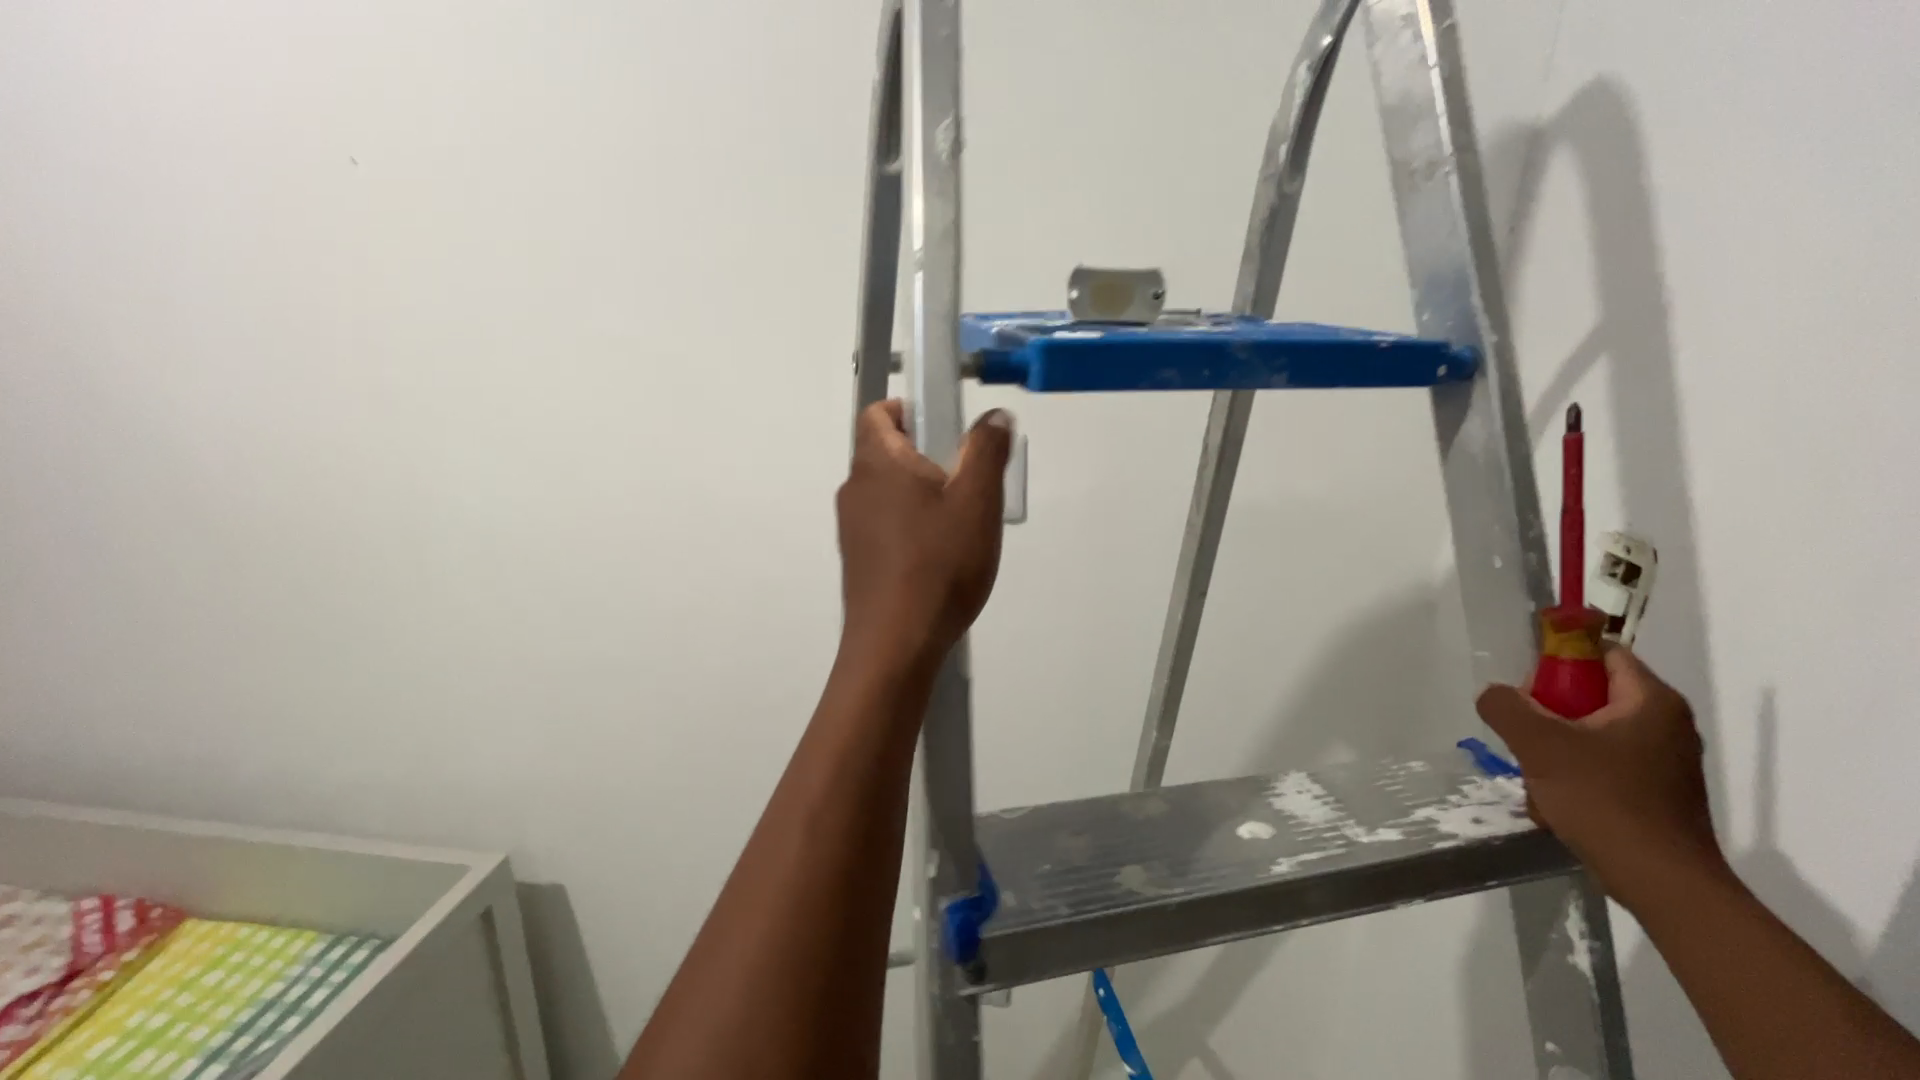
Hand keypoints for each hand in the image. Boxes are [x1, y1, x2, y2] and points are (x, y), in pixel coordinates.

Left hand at [837, 400, 1011, 666]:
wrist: (897, 642)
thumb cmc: (939, 563)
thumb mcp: (978, 501)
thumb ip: (987, 449)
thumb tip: (992, 417)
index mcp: (877, 462)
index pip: (879, 412)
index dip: (912, 410)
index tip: (948, 431)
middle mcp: (855, 489)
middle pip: (888, 453)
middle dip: (929, 457)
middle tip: (970, 482)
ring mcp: (852, 528)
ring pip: (890, 493)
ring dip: (924, 497)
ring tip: (962, 527)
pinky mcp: (858, 561)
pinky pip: (887, 527)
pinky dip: (913, 529)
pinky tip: (942, 560)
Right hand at [1475, 647, 1725, 906]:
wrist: (1663, 883)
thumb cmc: (1606, 802)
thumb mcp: (1541, 746)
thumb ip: (1506, 708)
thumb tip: (1494, 694)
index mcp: (1651, 701)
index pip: (1602, 652)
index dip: (1559, 660)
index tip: (1527, 688)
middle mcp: (1666, 724)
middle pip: (1591, 695)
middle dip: (1548, 713)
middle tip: (1526, 737)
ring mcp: (1664, 761)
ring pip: (1591, 735)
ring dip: (1555, 751)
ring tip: (1539, 780)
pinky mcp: (1657, 794)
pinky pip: (1604, 767)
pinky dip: (1575, 778)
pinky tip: (1558, 805)